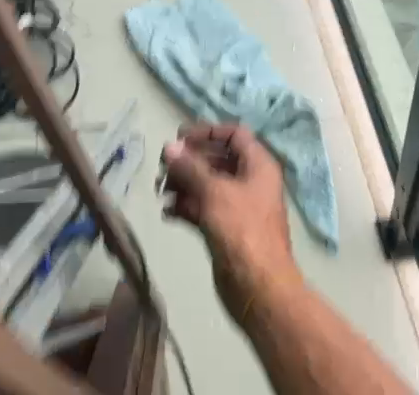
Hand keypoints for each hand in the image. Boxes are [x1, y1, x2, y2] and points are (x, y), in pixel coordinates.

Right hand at [161, 123, 300, 321]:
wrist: (258, 287)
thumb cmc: (241, 229)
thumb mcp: (214, 191)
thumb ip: (189, 167)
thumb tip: (169, 147)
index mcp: (258, 166)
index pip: (234, 135)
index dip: (207, 132)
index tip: (179, 138)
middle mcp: (250, 182)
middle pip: (217, 159)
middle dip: (189, 161)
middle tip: (163, 166)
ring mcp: (238, 207)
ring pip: (207, 185)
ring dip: (183, 184)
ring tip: (160, 191)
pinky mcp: (226, 230)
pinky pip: (203, 208)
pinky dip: (186, 206)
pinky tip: (167, 212)